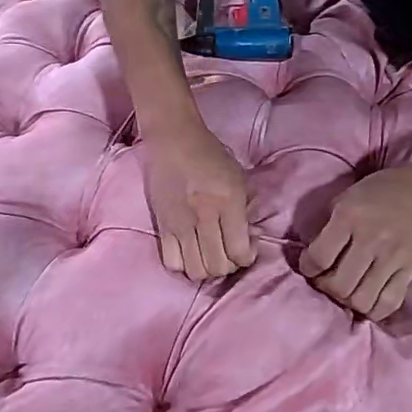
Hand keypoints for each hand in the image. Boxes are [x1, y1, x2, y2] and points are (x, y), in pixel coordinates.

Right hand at [140, 122, 256, 280]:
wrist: (173, 140)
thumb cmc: (211, 156)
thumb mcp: (239, 177)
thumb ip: (247, 209)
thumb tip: (250, 237)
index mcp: (227, 202)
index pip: (239, 251)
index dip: (248, 257)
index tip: (249, 244)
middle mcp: (203, 217)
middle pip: (218, 266)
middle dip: (230, 266)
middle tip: (231, 251)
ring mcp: (179, 224)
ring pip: (195, 270)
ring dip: (208, 269)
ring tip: (212, 255)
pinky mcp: (161, 227)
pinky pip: (172, 263)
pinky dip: (185, 266)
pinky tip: (192, 253)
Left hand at [298, 163, 411, 319]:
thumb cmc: (383, 190)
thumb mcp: (348, 195)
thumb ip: (329, 222)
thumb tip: (311, 253)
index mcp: (349, 216)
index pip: (318, 257)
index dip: (307, 268)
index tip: (310, 267)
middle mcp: (370, 239)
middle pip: (339, 285)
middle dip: (326, 288)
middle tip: (328, 280)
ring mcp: (393, 257)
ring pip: (362, 300)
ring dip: (349, 301)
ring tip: (348, 290)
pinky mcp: (411, 269)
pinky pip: (389, 302)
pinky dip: (375, 309)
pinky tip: (368, 301)